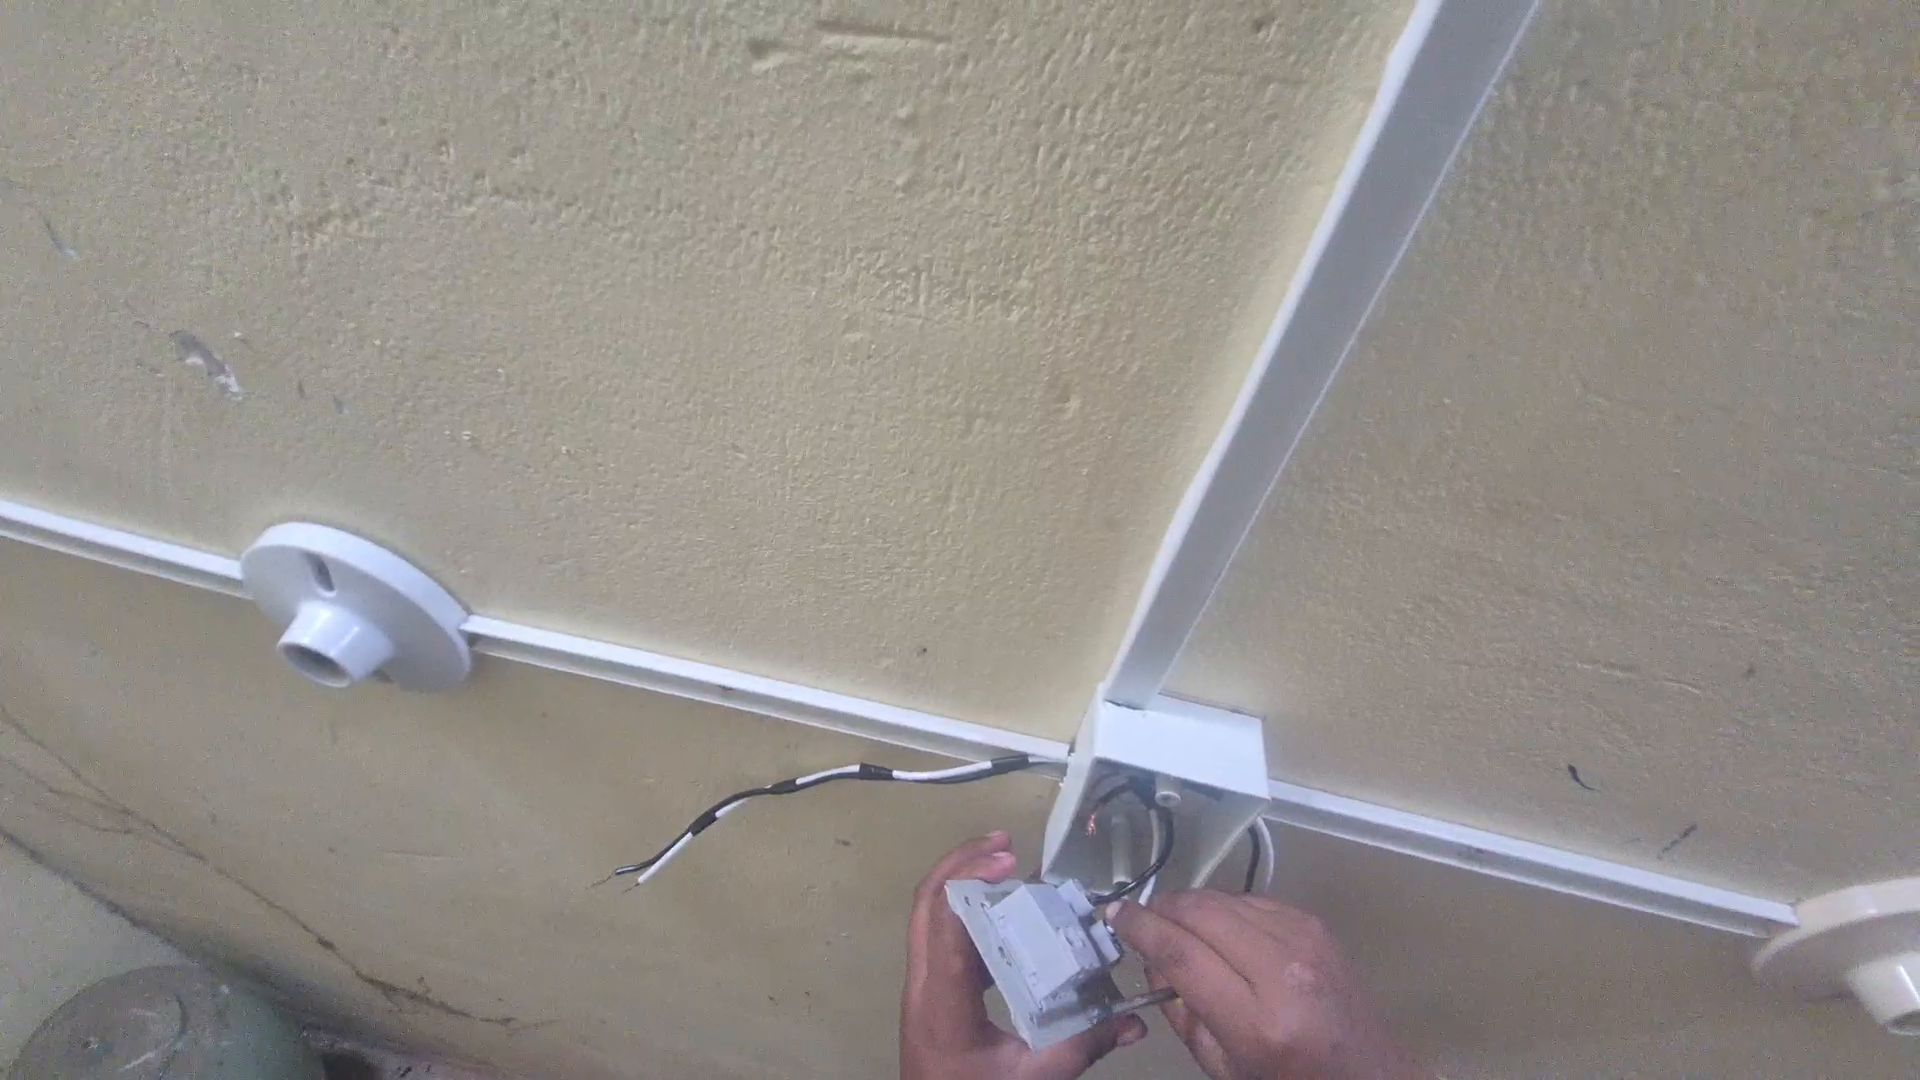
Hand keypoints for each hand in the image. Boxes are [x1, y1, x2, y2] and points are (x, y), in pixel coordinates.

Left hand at [901, 832, 1146, 1079]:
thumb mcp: (1033, 1079)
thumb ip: (1082, 1046)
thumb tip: (1132, 1021)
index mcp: (943, 1002)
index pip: (944, 926)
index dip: (969, 882)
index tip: (1009, 861)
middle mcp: (921, 983)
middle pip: (927, 903)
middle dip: (961, 862)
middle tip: (1004, 843)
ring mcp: (918, 984)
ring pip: (927, 913)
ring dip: (959, 878)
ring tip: (1002, 860)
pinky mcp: (927, 988)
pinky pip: (937, 932)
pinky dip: (964, 907)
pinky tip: (999, 908)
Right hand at [1106, 892, 1429, 1079]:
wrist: (1374, 1079)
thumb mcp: (1225, 1069)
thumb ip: (1182, 1013)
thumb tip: (1154, 960)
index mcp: (1259, 1022)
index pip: (1181, 954)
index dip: (1140, 928)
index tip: (1115, 915)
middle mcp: (1282, 972)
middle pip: (1199, 913)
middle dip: (1162, 910)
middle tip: (1143, 921)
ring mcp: (1303, 939)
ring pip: (1221, 898)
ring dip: (1191, 908)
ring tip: (1181, 929)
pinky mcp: (1313, 922)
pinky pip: (1248, 899)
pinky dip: (1224, 910)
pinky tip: (1222, 931)